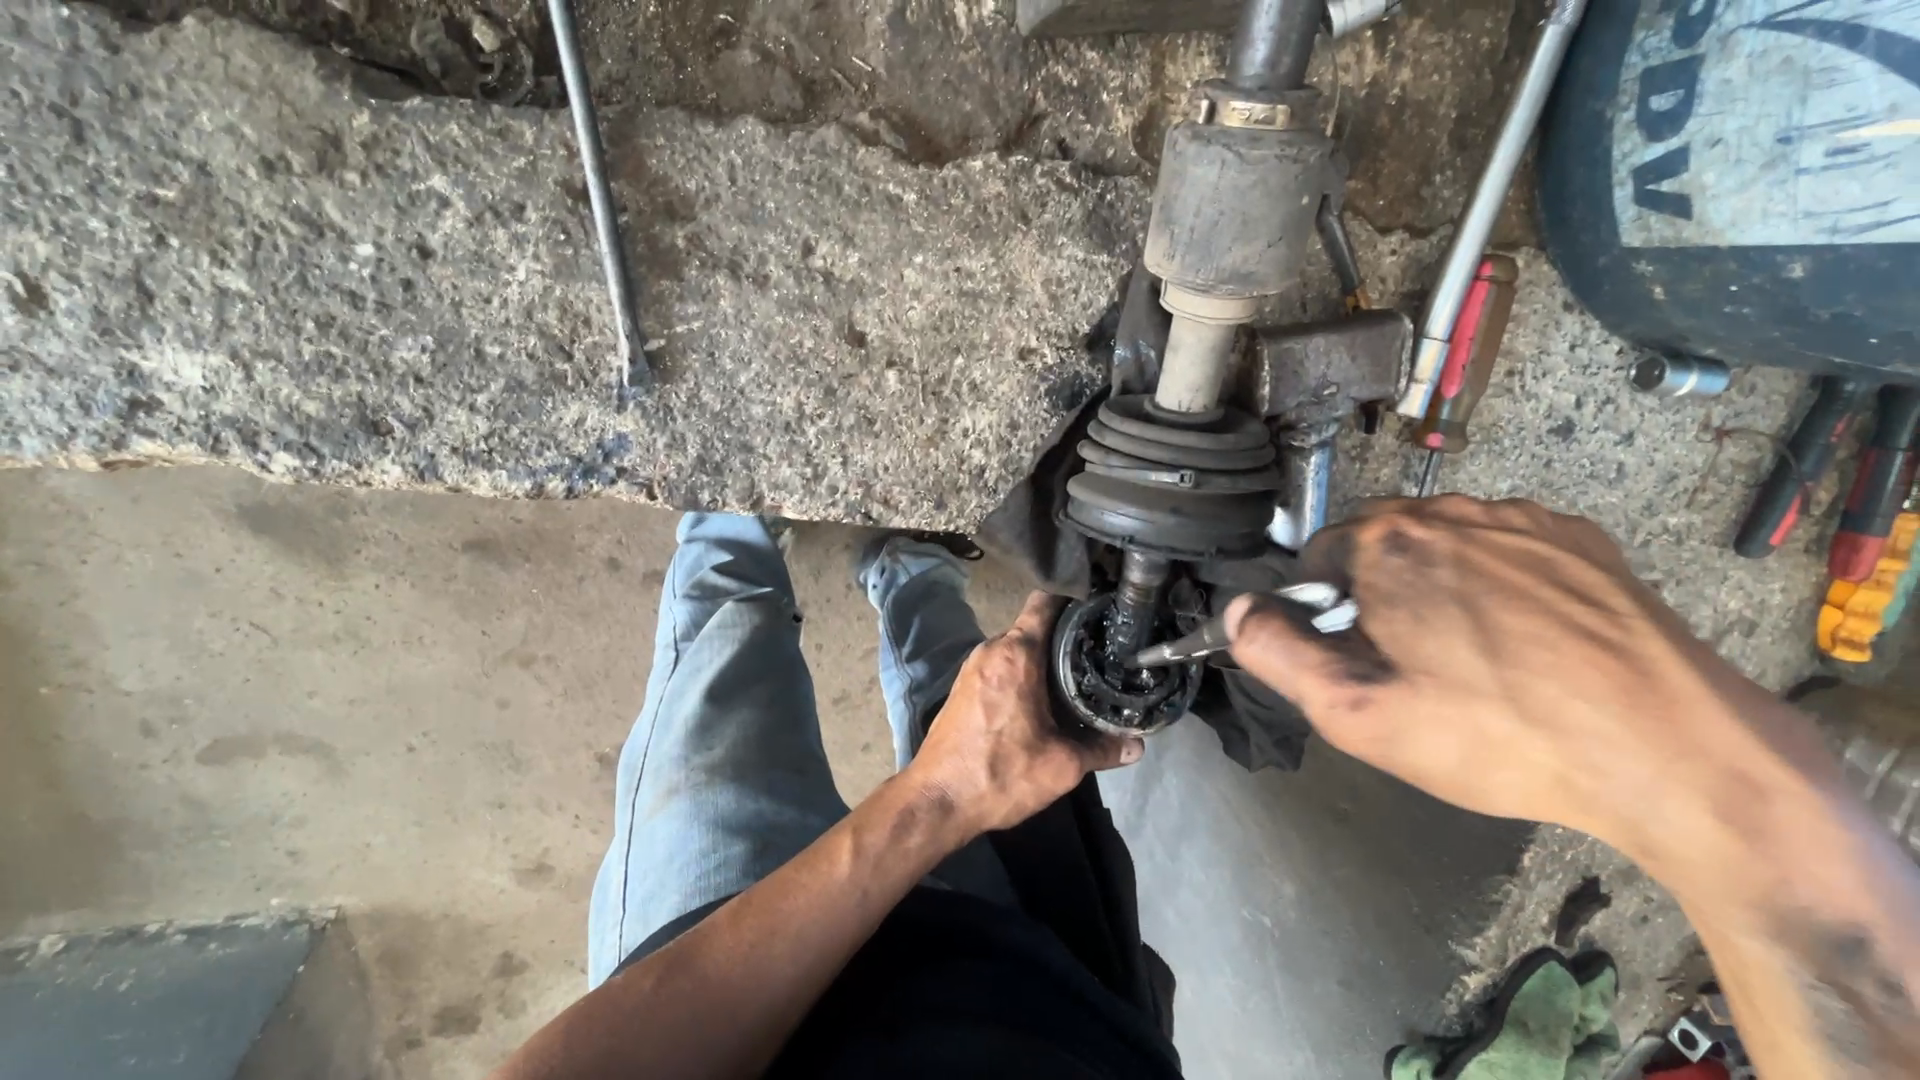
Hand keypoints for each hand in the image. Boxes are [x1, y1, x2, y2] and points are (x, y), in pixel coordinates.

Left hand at [904, 591, 1143, 835]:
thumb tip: (1137, 744)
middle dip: (1065, 636)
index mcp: (1016, 654)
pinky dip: (1023, 674)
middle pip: (1034, 626)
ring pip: (1017, 648)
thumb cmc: (999, 774)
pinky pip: (1000, 667)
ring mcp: (972, 667)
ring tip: (1078, 676)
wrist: (936, 800)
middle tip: (1100, 651)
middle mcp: (991, 650)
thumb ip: (1102, 749)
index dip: (1075, 598)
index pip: (1046, 601)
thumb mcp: (1062, 765)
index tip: (1101, 606)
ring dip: (1043, 659)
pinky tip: (1044, 699)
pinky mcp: (963, 687)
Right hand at [1224, 496, 1840, 885]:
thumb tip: (1235, 610)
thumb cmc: (1497, 734)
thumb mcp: (1358, 714)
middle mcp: (1450, 512)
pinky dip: (1499, 581)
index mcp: (1387, 543)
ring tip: (1475, 659)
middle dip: (1378, 594)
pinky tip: (1529, 640)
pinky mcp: (1582, 540)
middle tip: (1412, 667)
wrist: (1673, 753)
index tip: (1358, 663)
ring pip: (1445, 544)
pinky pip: (1508, 548)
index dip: (1324, 614)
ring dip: (1438, 585)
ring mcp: (1524, 520)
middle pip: (1380, 546)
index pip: (1317, 559)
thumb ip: (1276, 654)